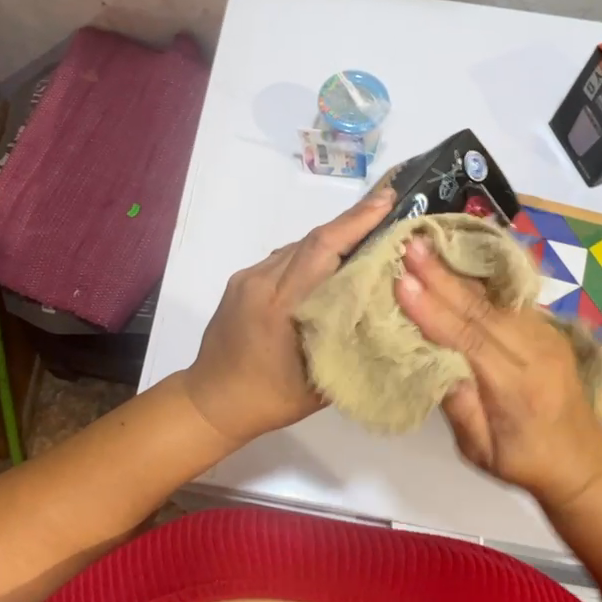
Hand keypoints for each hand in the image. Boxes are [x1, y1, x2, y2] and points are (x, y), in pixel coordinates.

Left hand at [181, 186, 395, 444]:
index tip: (389, 200)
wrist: (211, 401)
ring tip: (369, 235)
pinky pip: (283, 259)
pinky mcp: (241, 282)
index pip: (321, 250)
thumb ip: (349, 341)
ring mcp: (247, 279)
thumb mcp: (320, 380)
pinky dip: (311, 255)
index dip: (355, 222)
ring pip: (297, 247)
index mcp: (280, 307)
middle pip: (312, 240)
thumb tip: (383, 308)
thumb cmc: (270, 399)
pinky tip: (332, 263)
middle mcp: (260, 283)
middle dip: (353, 222)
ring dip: (333, 239)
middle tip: (390, 209)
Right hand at [394, 235, 601, 505]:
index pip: (470, 340)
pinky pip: (508, 299)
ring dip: (457, 270)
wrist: (582, 460)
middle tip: (410, 246)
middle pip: (482, 309)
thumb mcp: (481, 451)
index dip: (434, 311)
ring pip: (495, 298)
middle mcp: (536, 353)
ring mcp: (546, 337)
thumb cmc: (524, 462)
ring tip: (426, 245)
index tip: (403, 283)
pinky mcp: (547, 329)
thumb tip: (433, 365)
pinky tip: (456, 260)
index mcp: (517, 388)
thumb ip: (459, 409)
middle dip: (442, 277)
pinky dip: (478, 278)